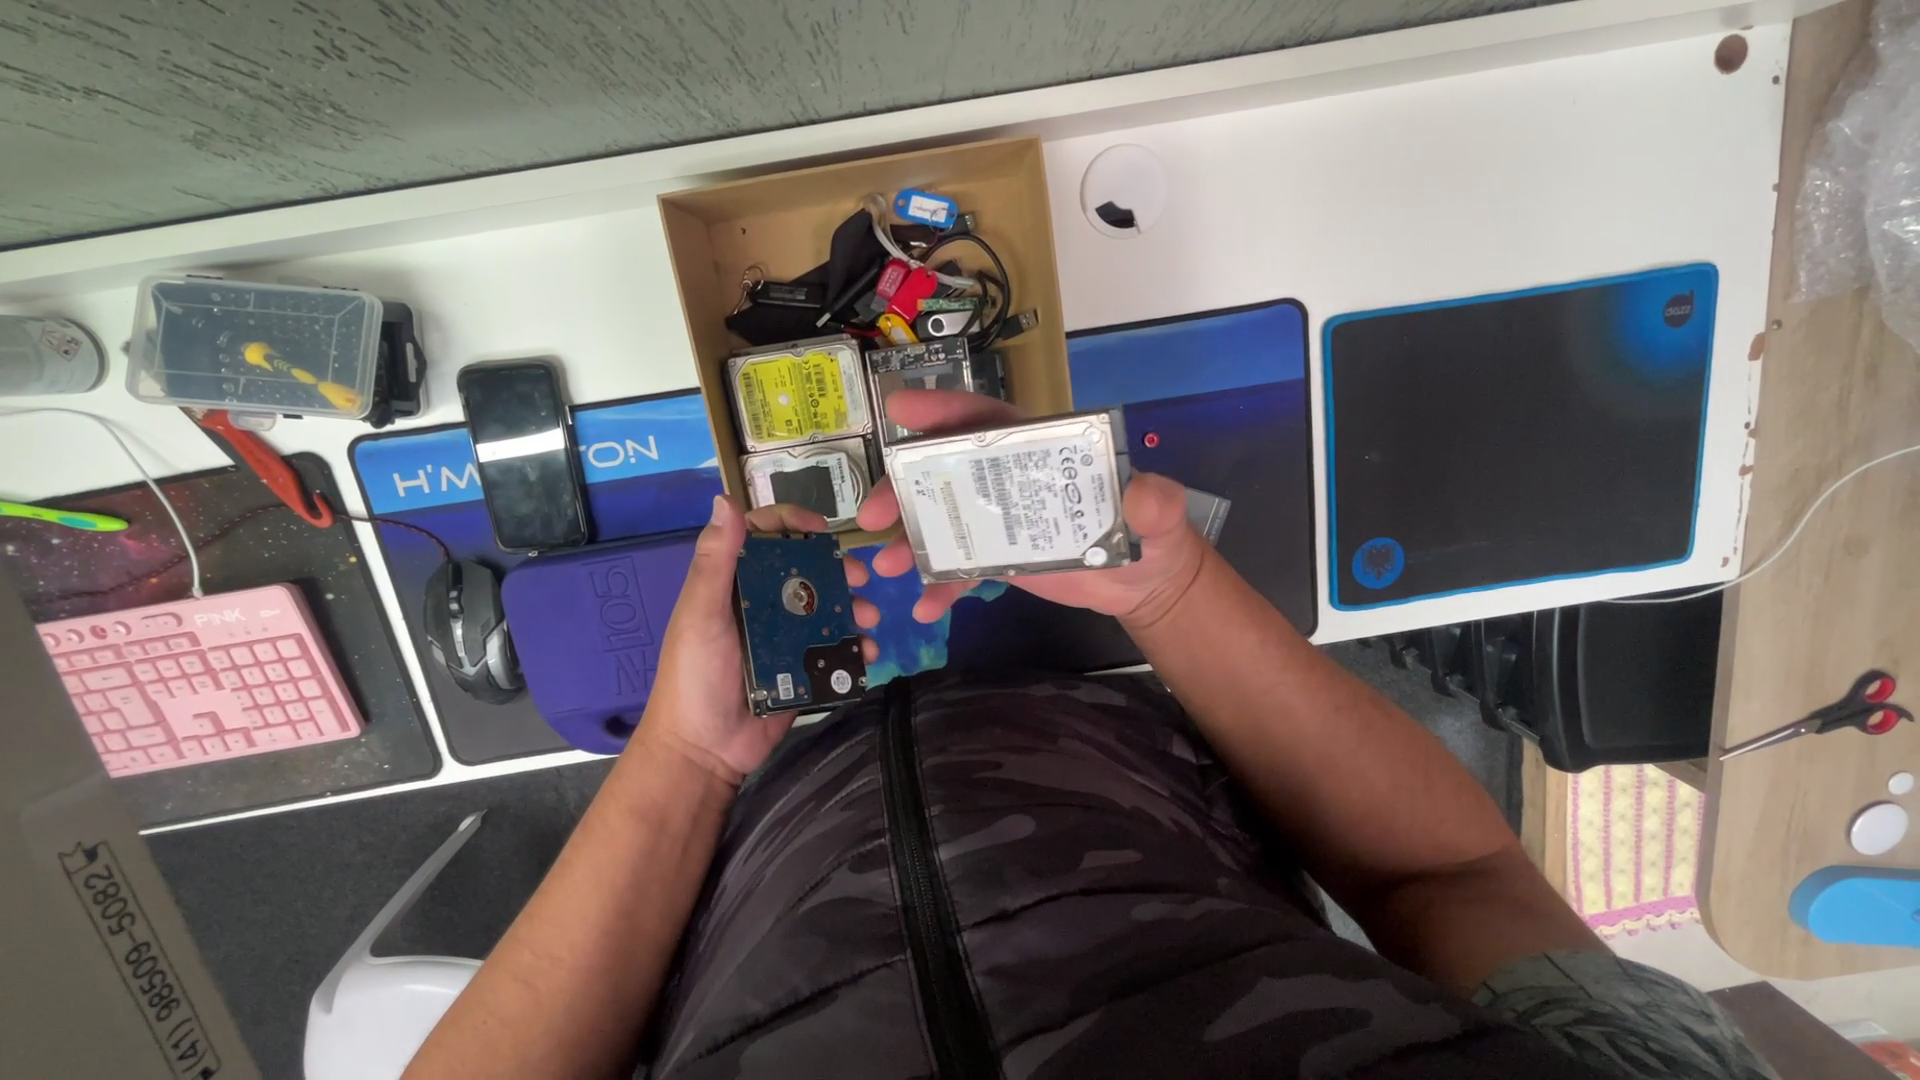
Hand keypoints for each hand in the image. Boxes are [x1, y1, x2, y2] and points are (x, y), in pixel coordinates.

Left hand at [638, 495, 876, 787]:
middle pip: (805, 568)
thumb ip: (715, 562)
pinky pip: (835, 647)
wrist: (703, 751)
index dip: (792, 522)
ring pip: (826, 607)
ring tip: (870, 617)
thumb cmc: (694, 677)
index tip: (822, 528)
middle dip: (837, 567)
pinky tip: (869, 651)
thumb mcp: (701, 616)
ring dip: (853, 606)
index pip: (763, 535)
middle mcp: (760, 603)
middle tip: (860, 576)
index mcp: (731, 583)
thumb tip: (725, 498)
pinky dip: (856, 645)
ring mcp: (783, 636)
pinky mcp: (802, 667)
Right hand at [855, 389, 1208, 626]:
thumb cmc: (1150, 532)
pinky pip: (959, 570)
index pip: (988, 421)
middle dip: (902, 486)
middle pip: (944, 470)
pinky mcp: (997, 558)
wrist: (1143, 582)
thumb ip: (1155, 501)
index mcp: (1039, 450)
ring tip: (885, 565)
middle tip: (872, 515)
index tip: (902, 409)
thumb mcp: (1160, 513)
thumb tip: (1143, 494)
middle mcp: (1008, 478)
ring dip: (908, 540)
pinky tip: (925, 608)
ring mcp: (998, 520)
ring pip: (941, 520)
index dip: (944, 410)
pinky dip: (940, 588)